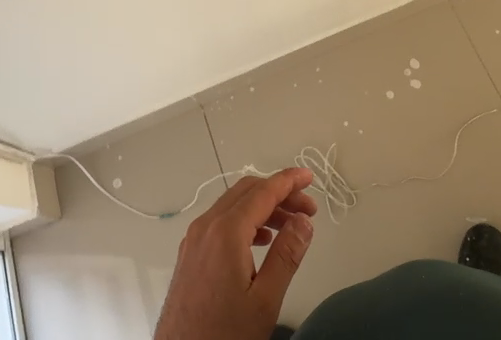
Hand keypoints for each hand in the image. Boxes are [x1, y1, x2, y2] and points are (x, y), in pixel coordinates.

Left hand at [154, 168, 317, 339]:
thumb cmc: (225, 333)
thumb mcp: (265, 299)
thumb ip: (287, 255)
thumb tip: (303, 221)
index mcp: (225, 232)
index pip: (263, 192)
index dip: (288, 181)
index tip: (310, 177)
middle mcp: (206, 226)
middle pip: (247, 191)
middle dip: (279, 193)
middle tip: (308, 209)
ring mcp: (194, 239)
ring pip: (232, 205)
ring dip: (263, 207)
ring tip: (290, 225)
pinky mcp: (189, 253)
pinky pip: (220, 221)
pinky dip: (245, 220)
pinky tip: (261, 240)